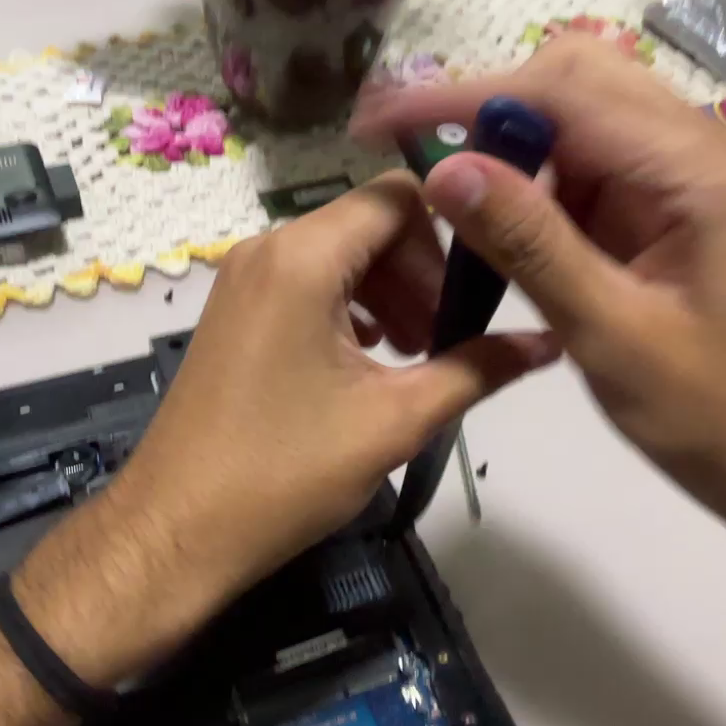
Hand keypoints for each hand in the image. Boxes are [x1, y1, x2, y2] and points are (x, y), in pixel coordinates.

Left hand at [14, 173, 556, 686]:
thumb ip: (476, 370)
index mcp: (302, 258)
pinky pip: (304, 286)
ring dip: (388, 294)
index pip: (399, 196)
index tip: (487, 287)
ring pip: (338, 257)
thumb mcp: (393, 421)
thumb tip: (548, 341)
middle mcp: (265, 250)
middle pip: (369, 225)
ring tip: (415, 357)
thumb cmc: (284, 473)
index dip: (454, 231)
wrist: (177, 528)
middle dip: (422, 273)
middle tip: (451, 339)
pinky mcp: (233, 314)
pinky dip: (347, 310)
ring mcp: (242, 281)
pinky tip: (368, 363)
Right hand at [351, 36, 725, 548]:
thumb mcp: (615, 336)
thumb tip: (443, 169)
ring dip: (506, 150)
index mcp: (696, 168)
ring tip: (440, 194)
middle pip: (576, 83)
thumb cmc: (724, 421)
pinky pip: (588, 179)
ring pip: (578, 127)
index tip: (381, 119)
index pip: (562, 91)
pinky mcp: (667, 221)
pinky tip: (494, 230)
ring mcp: (682, 186)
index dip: (461, 96)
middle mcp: (694, 154)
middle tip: (410, 153)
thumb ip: (530, 247)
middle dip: (485, 107)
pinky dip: (531, 192)